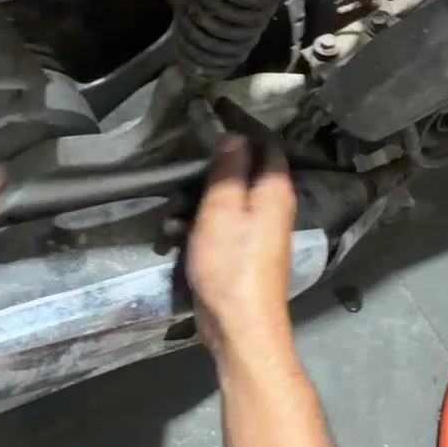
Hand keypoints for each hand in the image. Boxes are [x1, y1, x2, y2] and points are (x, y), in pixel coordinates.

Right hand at [186, 136, 296, 359]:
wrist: (239, 324)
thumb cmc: (231, 262)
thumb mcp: (222, 208)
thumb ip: (229, 169)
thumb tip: (234, 136)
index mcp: (275, 190)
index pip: (266, 145)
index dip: (242, 130)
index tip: (211, 122)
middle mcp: (273, 208)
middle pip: (242, 174)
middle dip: (209, 173)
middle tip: (181, 173)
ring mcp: (259, 233)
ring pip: (227, 203)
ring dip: (197, 204)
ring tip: (172, 214)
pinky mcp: (243, 254)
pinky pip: (222, 228)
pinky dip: (200, 228)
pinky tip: (175, 236)